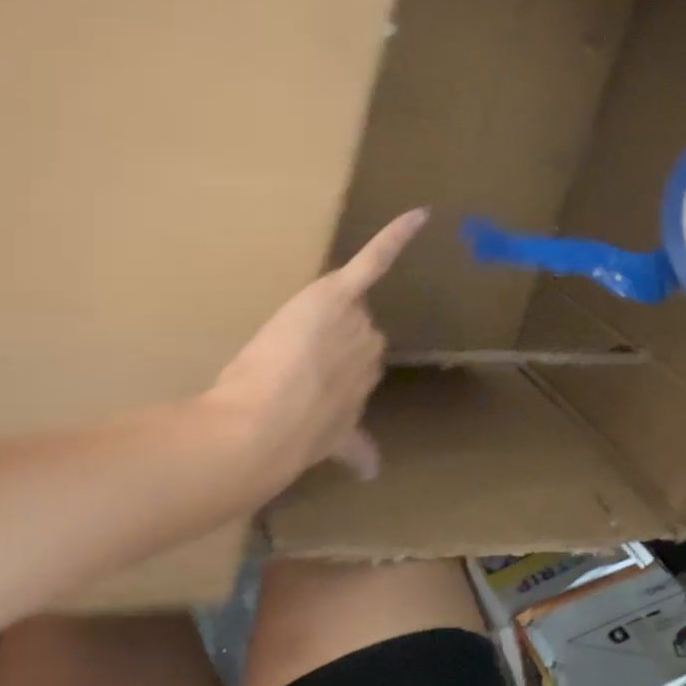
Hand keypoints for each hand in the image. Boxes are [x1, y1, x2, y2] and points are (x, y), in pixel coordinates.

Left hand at [205, 207, 427, 490]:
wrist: (265, 425)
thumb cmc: (286, 437)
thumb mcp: (327, 442)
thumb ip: (354, 447)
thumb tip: (373, 471)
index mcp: (365, 384)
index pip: (353, 359)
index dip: (325, 364)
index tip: (306, 380)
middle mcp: (370, 352)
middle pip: (348, 328)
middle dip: (322, 339)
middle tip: (289, 363)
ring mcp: (357, 323)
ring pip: (342, 305)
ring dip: (318, 317)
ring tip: (284, 347)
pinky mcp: (342, 294)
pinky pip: (374, 261)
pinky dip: (397, 236)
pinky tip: (421, 215)